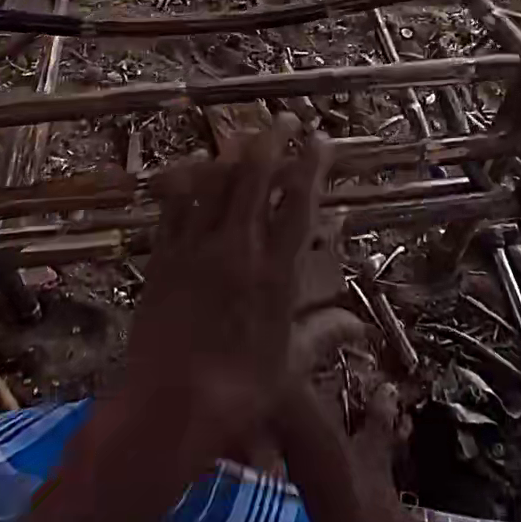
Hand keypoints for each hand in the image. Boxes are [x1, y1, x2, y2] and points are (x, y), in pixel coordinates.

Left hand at [123, 112, 330, 452]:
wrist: (169, 403)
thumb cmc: (237, 391)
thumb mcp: (288, 366)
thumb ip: (321, 336)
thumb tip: (357, 325)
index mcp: (274, 273)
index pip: (298, 206)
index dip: (311, 167)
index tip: (320, 139)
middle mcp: (236, 249)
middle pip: (255, 180)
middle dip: (272, 142)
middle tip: (284, 118)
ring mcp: (194, 247)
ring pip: (214, 184)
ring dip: (231, 154)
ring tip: (244, 133)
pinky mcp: (163, 255)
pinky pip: (174, 206)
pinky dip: (185, 180)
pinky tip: (192, 162)